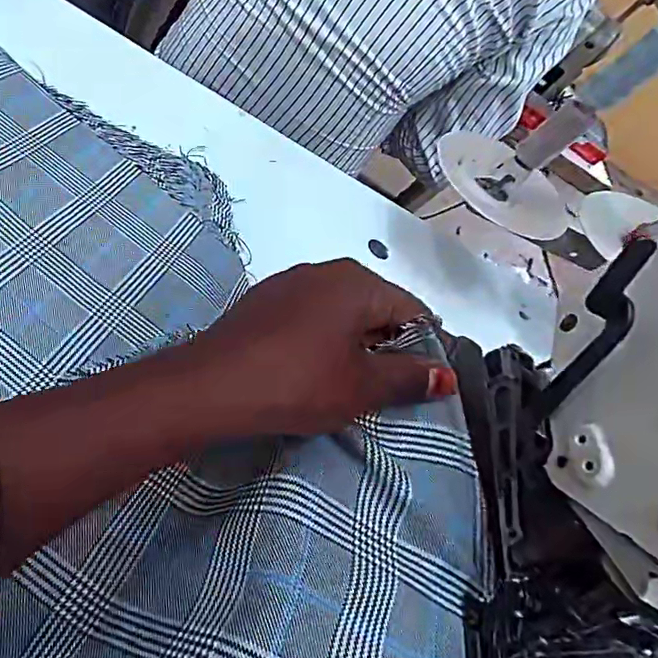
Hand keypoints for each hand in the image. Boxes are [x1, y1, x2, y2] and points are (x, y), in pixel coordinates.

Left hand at [170, 259, 457, 437]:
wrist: (213, 384)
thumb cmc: (296, 381)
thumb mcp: (361, 386)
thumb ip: (408, 377)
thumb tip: (443, 374)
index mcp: (355, 281)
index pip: (412, 309)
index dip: (425, 346)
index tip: (425, 381)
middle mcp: (321, 271)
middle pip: (374, 305)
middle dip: (387, 343)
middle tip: (388, 387)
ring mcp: (286, 283)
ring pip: (338, 310)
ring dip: (351, 341)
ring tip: (349, 381)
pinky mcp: (261, 301)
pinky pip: (307, 315)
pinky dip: (319, 337)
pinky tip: (311, 368)